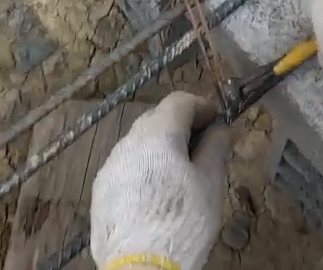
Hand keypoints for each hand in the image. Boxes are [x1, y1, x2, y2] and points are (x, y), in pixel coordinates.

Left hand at [90, 92, 231, 269]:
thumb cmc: (182, 221)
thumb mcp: (210, 183)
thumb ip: (216, 147)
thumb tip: (221, 127)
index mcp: (159, 133)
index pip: (180, 101)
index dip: (201, 106)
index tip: (216, 121)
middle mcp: (130, 141)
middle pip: (157, 118)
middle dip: (180, 126)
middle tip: (200, 148)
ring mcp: (111, 165)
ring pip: (140, 144)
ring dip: (160, 149)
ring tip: (178, 176)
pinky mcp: (101, 190)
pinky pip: (126, 168)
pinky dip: (143, 170)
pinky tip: (154, 196)